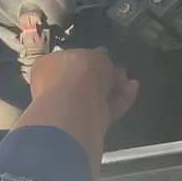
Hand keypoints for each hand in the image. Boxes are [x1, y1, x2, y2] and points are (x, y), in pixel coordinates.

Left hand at [14, 49, 138, 172]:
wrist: (75, 106)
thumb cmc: (78, 72)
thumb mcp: (94, 55)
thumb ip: (100, 61)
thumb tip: (105, 67)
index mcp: (47, 66)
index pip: (69, 63)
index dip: (89, 62)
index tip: (106, 60)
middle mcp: (54, 88)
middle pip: (84, 82)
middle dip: (104, 78)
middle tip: (120, 72)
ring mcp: (69, 109)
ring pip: (96, 97)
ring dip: (115, 89)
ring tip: (130, 81)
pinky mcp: (86, 124)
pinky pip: (105, 110)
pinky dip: (120, 101)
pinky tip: (133, 90)